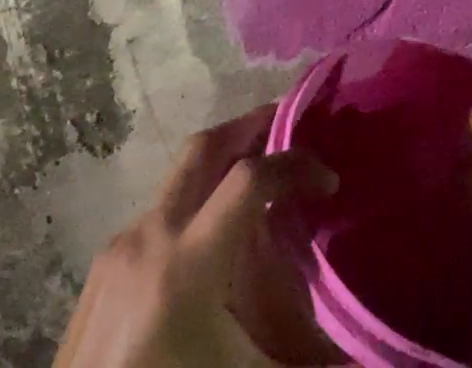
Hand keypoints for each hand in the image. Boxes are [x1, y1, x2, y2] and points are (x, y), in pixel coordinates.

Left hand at [54, 105, 340, 367]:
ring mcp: (117, 249)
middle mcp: (148, 238)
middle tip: (295, 126)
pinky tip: (217, 238)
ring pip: (178, 177)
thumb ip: (314, 352)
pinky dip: (197, 201)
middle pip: (204, 148)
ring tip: (264, 182)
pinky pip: (159, 212)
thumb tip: (369, 350)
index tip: (330, 183)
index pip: (250, 178)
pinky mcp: (102, 268)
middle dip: (253, 126)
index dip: (298, 165)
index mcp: (186, 264)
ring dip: (224, 164)